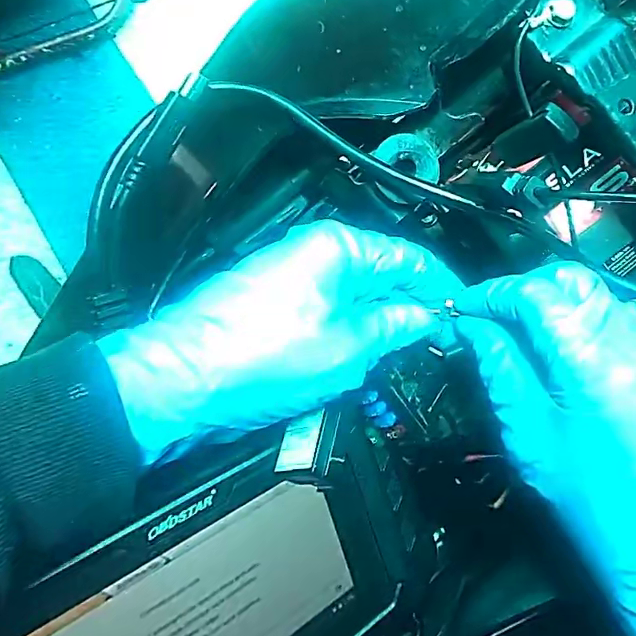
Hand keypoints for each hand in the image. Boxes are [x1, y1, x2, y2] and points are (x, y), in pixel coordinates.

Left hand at [99, 220, 458, 462]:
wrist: (173, 387)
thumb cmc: (249, 357)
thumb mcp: (348, 347)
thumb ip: (396, 327)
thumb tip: (427, 317)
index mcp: (338, 247)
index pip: (411, 257)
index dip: (442, 289)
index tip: (461, 317)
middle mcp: (317, 257)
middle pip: (385, 283)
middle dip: (410, 322)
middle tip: (435, 353)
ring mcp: (297, 286)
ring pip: (359, 311)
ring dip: (380, 347)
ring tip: (396, 384)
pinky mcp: (281, 314)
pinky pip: (331, 327)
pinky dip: (350, 354)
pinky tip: (361, 387)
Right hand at [454, 264, 635, 635]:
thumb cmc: (591, 505)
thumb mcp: (529, 438)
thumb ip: (499, 368)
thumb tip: (471, 324)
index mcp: (594, 370)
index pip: (538, 294)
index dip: (496, 293)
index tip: (470, 306)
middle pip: (573, 282)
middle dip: (529, 291)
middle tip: (500, 318)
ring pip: (602, 297)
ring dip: (564, 308)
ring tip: (539, 342)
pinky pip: (631, 322)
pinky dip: (597, 327)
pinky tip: (580, 359)